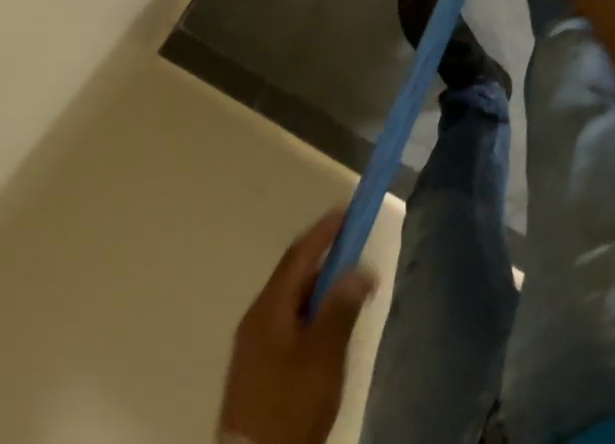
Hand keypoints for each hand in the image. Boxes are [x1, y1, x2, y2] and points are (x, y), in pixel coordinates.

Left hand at [218, 210, 377, 443]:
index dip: (323, 232)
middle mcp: (257, 318)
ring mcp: (255, 343)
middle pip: (294, 276)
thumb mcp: (322, 356)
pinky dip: (311, 311)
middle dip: (325, 259)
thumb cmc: (291, 403)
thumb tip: (359, 268)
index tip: (345, 210)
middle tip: (356, 248)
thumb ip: (340, 309)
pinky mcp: (259, 365)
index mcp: (268, 309)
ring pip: (292, 301)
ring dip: (320, 288)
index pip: (298, 257)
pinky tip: (329, 326)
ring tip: (350, 286)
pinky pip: (288, 321)